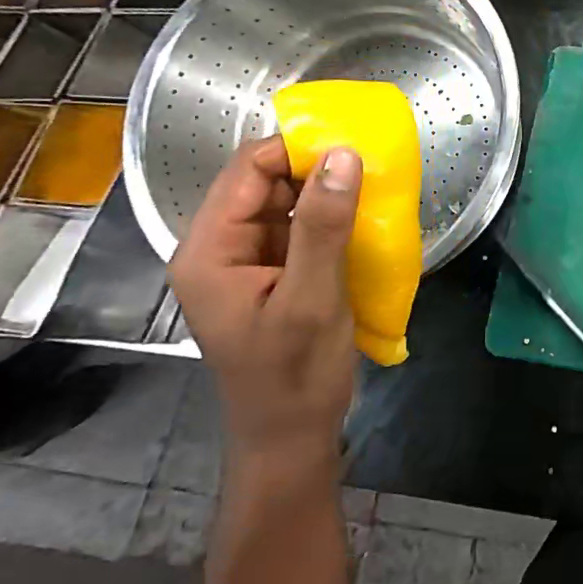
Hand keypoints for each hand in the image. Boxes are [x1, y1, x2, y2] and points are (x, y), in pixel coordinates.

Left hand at [168, 136, 362, 457]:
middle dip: (314, 171)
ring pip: (284, 205)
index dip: (295, 150)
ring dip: (325, 195)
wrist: (291, 438)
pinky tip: (362, 221)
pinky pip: (298, 231)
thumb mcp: (312, 298)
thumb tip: (342, 155)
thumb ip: (323, 226)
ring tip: (373, 189)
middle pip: (263, 184)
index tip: (352, 145)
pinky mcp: (272, 276)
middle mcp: (219, 249)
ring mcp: (246, 263)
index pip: (247, 172)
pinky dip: (328, 222)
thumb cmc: (296, 375)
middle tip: (370, 167)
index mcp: (209, 250)